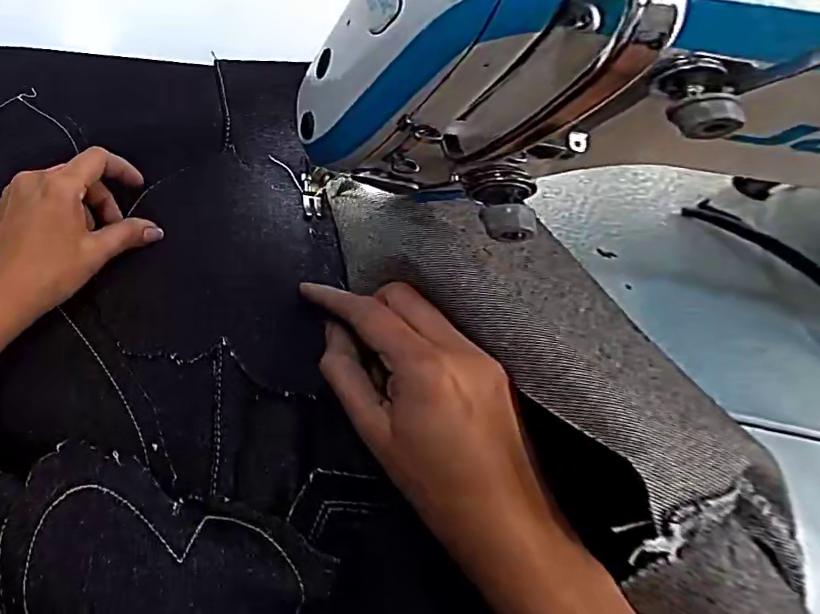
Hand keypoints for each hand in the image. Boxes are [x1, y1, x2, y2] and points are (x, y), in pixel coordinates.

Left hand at [0, 148, 161, 338]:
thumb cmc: (47, 275)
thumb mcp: (94, 253)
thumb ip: (126, 234)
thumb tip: (154, 229)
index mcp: (58, 184)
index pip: (97, 158)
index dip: (122, 168)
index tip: (136, 185)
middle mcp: (34, 178)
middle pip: (80, 173)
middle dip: (101, 197)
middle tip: (111, 228)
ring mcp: (16, 190)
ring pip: (60, 184)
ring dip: (80, 204)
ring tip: (85, 237)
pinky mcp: (4, 205)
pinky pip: (41, 193)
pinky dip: (58, 206)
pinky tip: (61, 236)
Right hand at [301, 282, 567, 560]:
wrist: (508, 526)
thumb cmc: (436, 488)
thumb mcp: (374, 432)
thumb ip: (344, 372)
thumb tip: (333, 332)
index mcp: (425, 367)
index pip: (371, 312)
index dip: (335, 298)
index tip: (310, 292)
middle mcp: (458, 349)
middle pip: (400, 295)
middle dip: (368, 304)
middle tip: (351, 338)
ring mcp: (480, 354)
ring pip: (423, 308)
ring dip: (394, 320)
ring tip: (384, 367)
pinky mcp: (493, 365)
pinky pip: (443, 329)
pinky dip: (418, 335)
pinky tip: (412, 375)